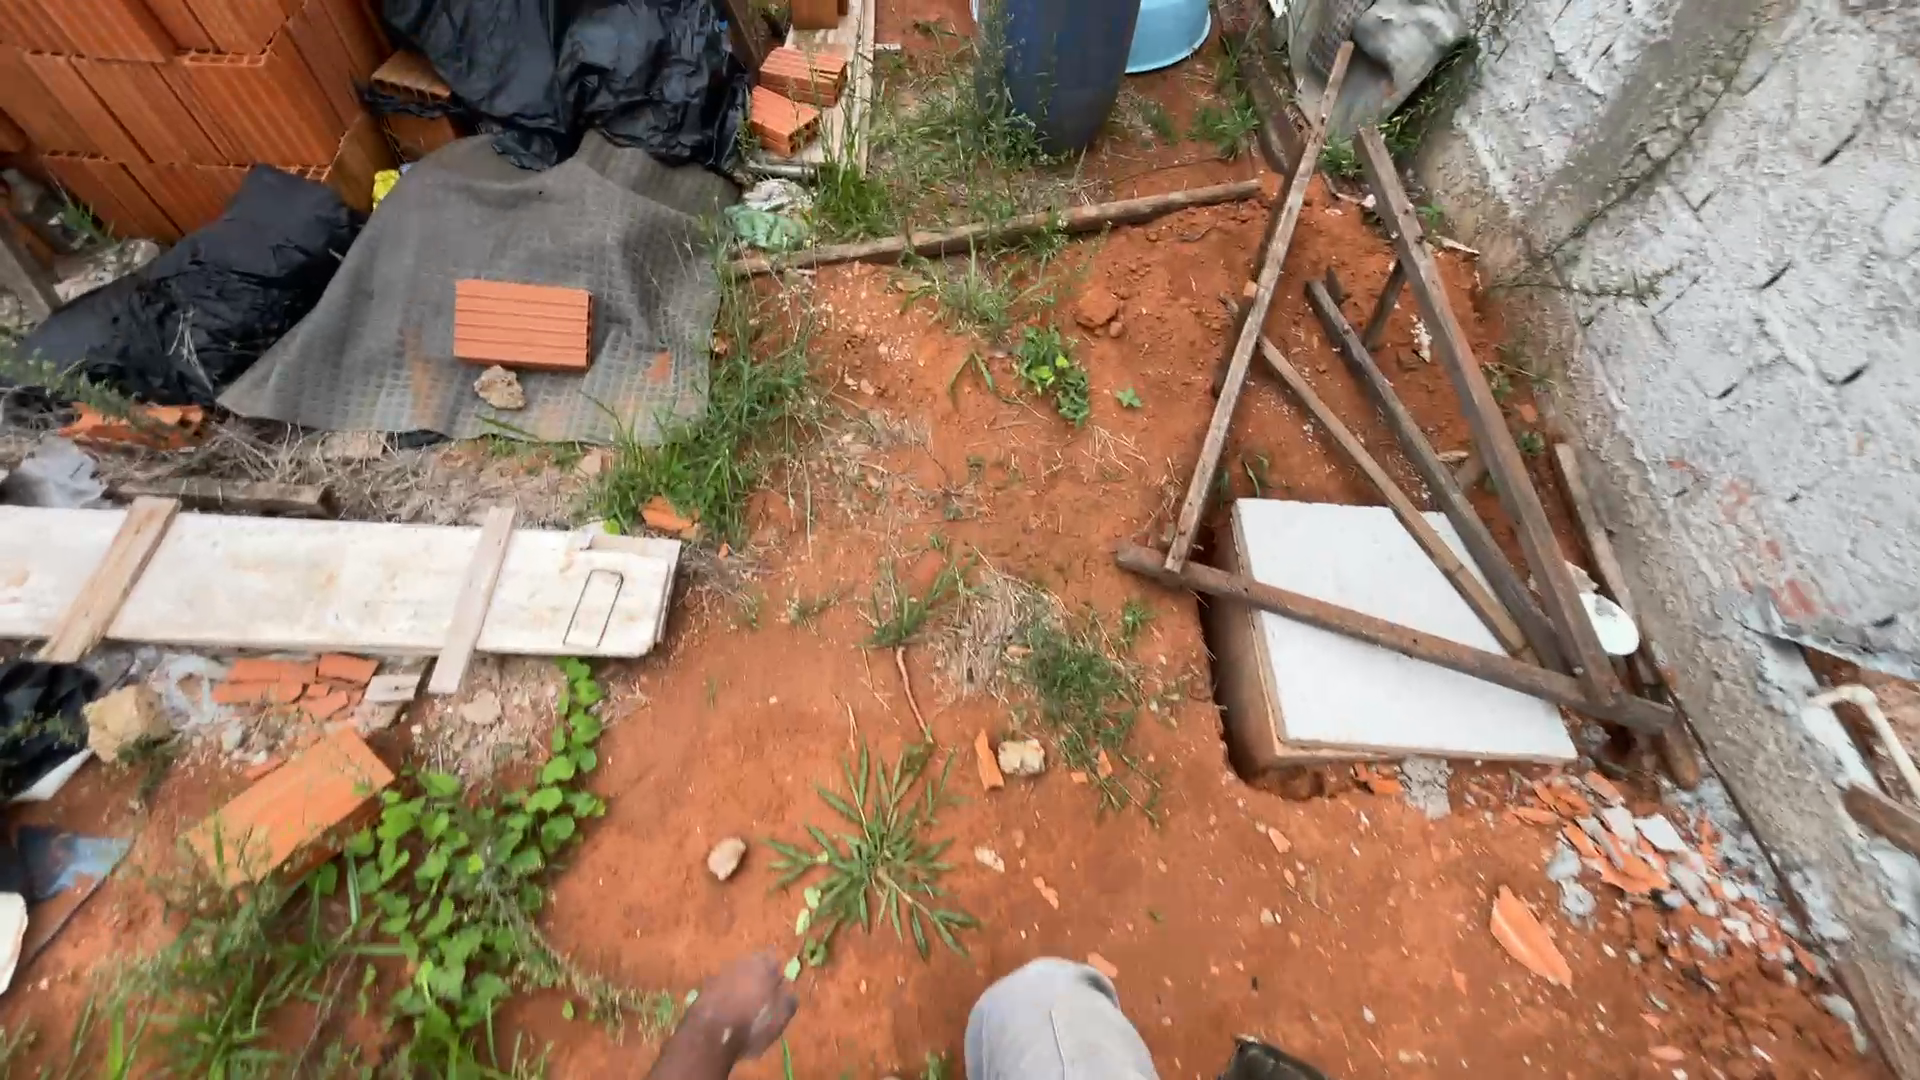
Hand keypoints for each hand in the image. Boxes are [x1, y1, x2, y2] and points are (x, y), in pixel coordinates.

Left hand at [685, 950, 798, 1062]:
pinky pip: (721, 989)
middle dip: (758, 979)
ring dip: (741, 988)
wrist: (709, 1036)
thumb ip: (789, 999)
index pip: (775, 960)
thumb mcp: (780, 1017)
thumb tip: (788, 991)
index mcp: (764, 963)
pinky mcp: (705, 988)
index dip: (777, 976)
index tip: (778, 993)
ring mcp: (721, 973)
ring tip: (743, 1010)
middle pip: (755, 965)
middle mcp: (743, 961)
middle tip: (761, 1001)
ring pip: (737, 976)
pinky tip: (727, 1015)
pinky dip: (725, 998)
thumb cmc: (752, 1024)